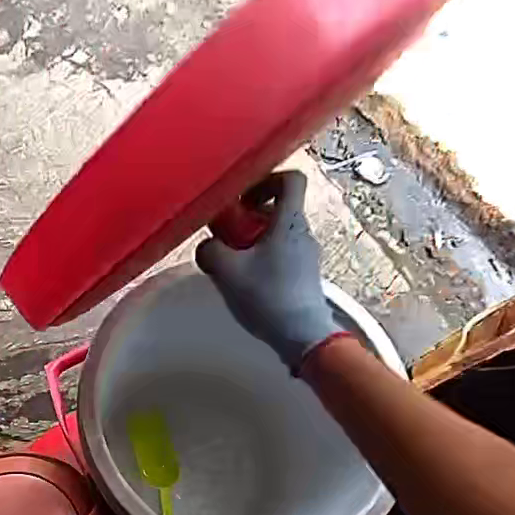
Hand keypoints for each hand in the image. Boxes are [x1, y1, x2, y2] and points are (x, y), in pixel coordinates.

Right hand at [195, 170, 345, 372]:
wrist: (302, 336)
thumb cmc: (268, 297)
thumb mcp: (227, 271)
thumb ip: (210, 251)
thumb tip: (207, 247)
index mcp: (289, 221)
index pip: (290, 179)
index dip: (266, 180)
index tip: (243, 198)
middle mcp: (303, 233)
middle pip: (278, 208)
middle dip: (250, 216)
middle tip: (228, 233)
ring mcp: (306, 255)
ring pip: (278, 233)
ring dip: (253, 240)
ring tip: (233, 262)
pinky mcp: (304, 276)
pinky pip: (281, 255)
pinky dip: (262, 259)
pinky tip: (246, 281)